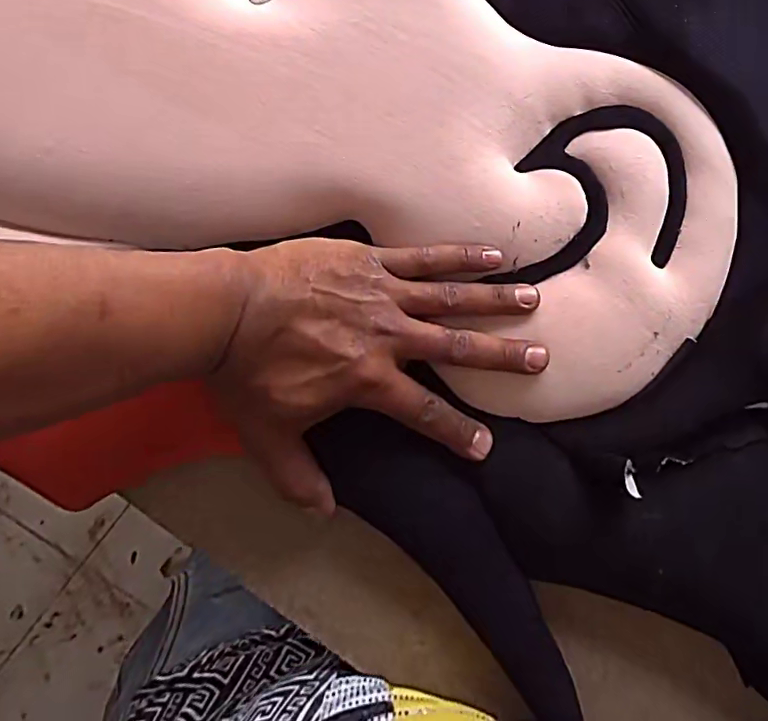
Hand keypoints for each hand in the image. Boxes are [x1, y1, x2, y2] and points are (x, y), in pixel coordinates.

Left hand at [209, 239, 545, 514]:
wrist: (226, 308)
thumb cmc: (245, 370)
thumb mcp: (267, 436)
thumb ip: (298, 477)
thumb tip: (324, 512)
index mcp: (368, 380)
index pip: (424, 412)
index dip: (457, 432)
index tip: (487, 445)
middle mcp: (388, 337)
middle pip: (456, 348)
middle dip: (502, 355)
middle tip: (541, 358)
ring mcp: (383, 295)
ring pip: (450, 297)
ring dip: (494, 300)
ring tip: (532, 298)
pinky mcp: (372, 262)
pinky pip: (424, 258)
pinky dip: (459, 256)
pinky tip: (492, 254)